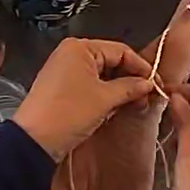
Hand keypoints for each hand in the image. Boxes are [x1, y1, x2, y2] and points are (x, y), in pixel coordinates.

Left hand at [12, 39, 159, 161]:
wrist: (34, 141)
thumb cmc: (67, 113)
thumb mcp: (105, 99)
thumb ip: (130, 87)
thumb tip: (148, 84)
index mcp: (79, 48)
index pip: (120, 50)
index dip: (140, 67)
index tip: (155, 83)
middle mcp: (70, 54)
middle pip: (111, 61)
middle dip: (130, 79)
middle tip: (147, 96)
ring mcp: (65, 71)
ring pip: (101, 75)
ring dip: (118, 89)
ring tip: (134, 104)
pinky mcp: (62, 88)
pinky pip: (90, 85)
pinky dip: (104, 95)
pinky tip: (115, 108)